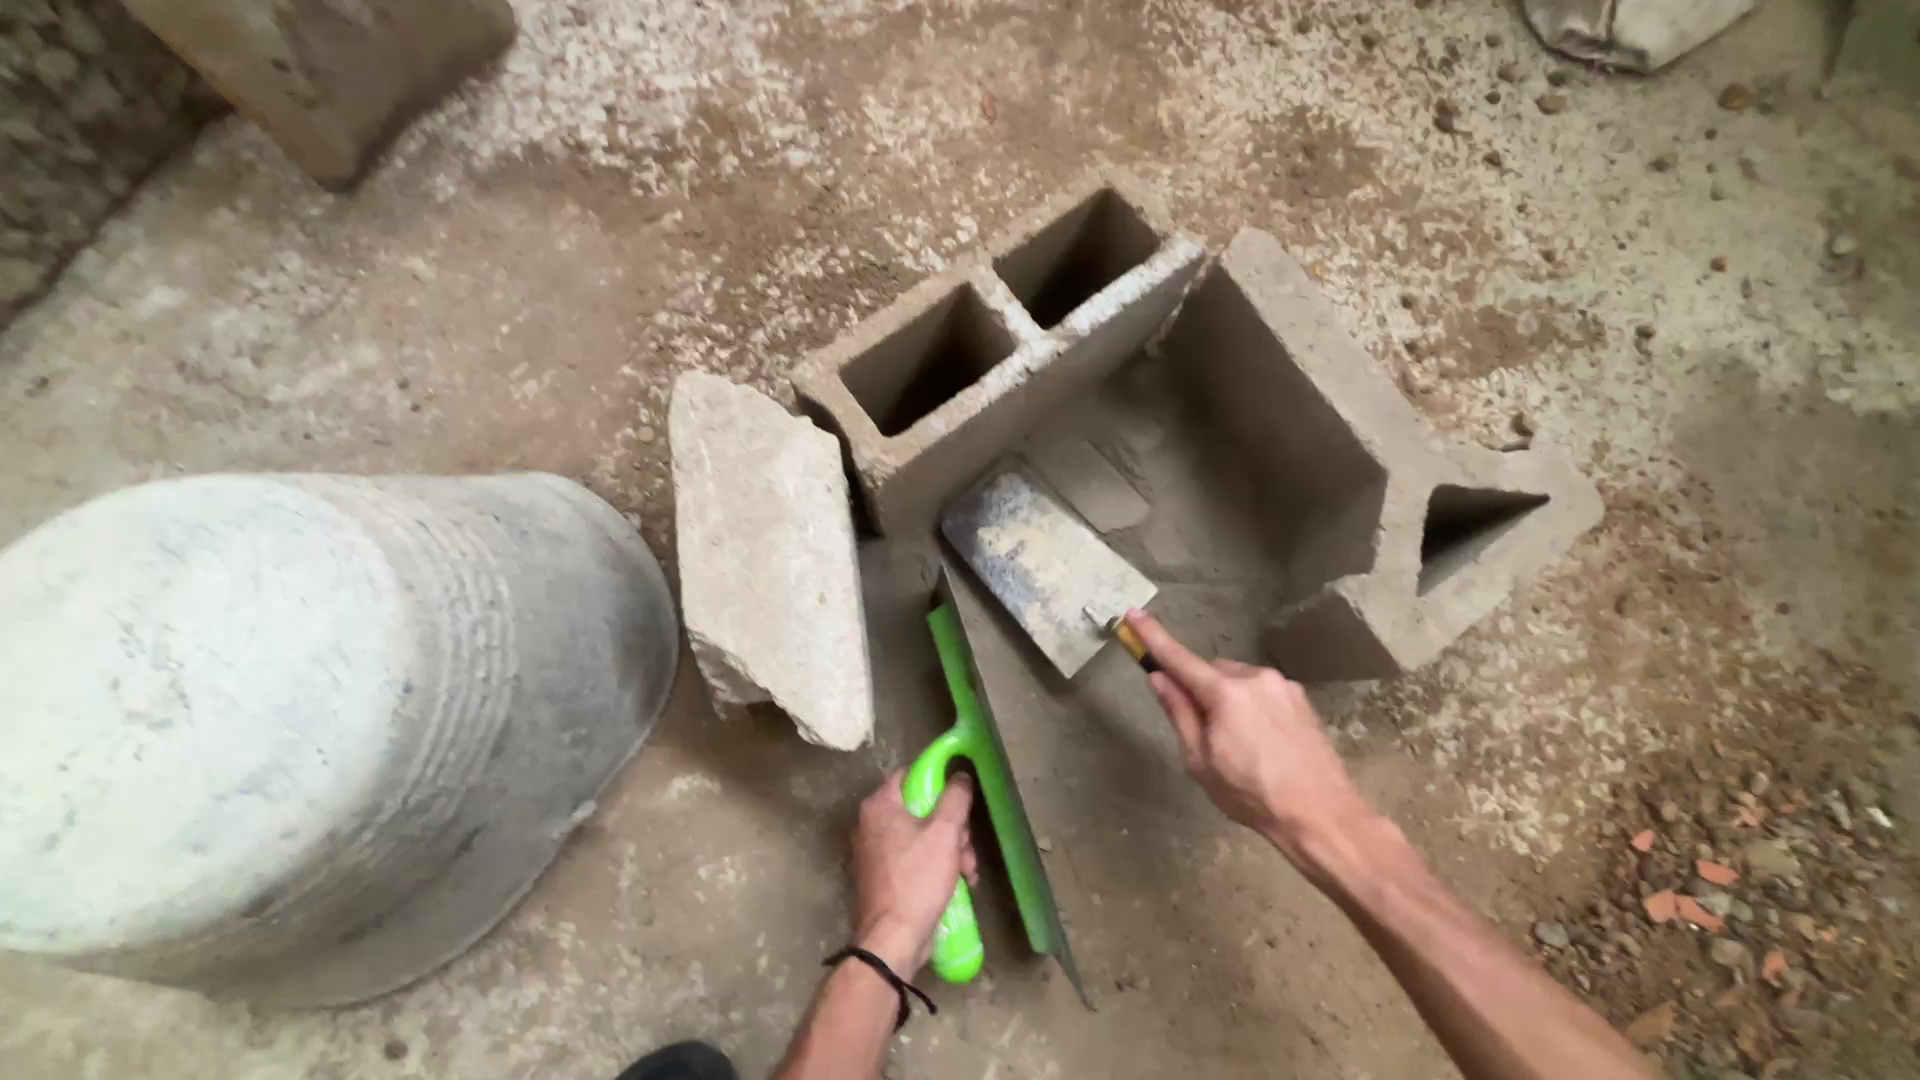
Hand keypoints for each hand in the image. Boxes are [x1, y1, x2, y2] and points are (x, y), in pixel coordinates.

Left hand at [849, 770, 978, 975]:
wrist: (892, 940)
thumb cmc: (917, 879)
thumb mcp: (945, 832)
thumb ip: (955, 797)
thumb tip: (960, 775)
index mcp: (879, 806)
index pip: (911, 774)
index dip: (938, 780)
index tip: (960, 796)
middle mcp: (870, 825)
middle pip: (920, 809)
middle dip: (952, 827)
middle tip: (966, 846)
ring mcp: (875, 854)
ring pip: (922, 837)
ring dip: (950, 850)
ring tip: (968, 872)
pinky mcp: (883, 879)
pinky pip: (914, 860)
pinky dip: (936, 867)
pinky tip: (958, 884)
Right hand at [1126, 610, 1377, 860]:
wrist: (1321, 815)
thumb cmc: (1251, 794)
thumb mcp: (1200, 761)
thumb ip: (1178, 713)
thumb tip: (1159, 677)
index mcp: (1226, 693)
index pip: (1179, 659)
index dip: (1153, 636)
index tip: (1132, 615)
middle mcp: (1255, 678)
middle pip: (1210, 671)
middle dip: (1198, 689)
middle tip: (1201, 731)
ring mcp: (1282, 685)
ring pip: (1236, 680)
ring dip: (1225, 698)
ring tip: (1236, 743)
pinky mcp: (1300, 698)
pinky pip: (1260, 690)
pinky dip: (1249, 704)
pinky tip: (1259, 740)